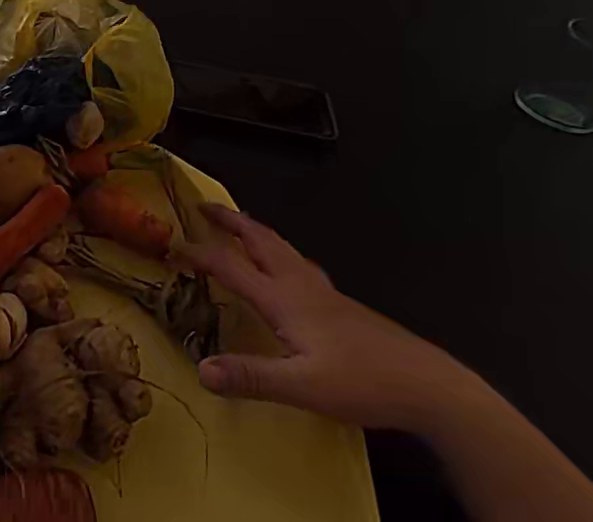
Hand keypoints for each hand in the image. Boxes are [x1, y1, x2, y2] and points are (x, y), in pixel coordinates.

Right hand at [176, 203, 478, 435]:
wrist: (420, 379)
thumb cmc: (360, 380)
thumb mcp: (302, 386)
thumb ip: (251, 376)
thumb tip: (201, 368)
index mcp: (284, 297)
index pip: (232, 266)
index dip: (200, 254)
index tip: (172, 245)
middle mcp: (300, 283)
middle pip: (260, 239)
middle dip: (231, 220)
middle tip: (205, 207)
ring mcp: (321, 289)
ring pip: (280, 246)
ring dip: (253, 230)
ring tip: (238, 226)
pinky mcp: (335, 300)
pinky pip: (295, 260)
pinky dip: (276, 249)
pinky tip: (284, 266)